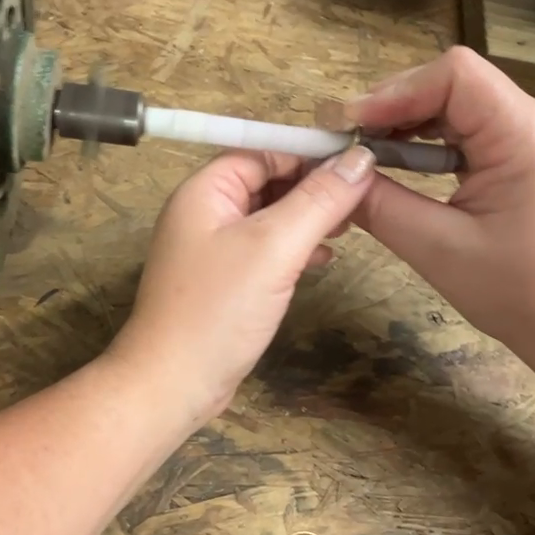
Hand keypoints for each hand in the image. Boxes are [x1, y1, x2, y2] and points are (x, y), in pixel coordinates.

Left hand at [107, 147, 376, 421]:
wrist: (174, 382)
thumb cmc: (219, 309)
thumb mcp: (275, 247)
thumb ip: (318, 200)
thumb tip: (360, 157)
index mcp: (204, 192)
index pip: (262, 151)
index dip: (309, 155)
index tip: (358, 166)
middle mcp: (203, 214)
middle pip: (265, 183)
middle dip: (311, 189)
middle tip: (359, 204)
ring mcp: (211, 251)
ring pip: (268, 220)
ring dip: (306, 221)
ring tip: (347, 231)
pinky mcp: (222, 284)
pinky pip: (263, 252)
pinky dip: (292, 252)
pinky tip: (321, 262)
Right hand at [348, 47, 534, 346]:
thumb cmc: (516, 291)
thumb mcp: (436, 248)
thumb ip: (379, 205)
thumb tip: (331, 176)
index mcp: (524, 134)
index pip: (454, 75)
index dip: (394, 92)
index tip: (348, 126)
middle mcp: (531, 122)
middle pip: (451, 83)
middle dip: (392, 107)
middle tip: (343, 142)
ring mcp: (527, 139)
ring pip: (453, 106)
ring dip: (403, 125)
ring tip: (361, 154)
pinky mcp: (518, 160)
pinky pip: (462, 134)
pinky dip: (422, 145)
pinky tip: (394, 167)